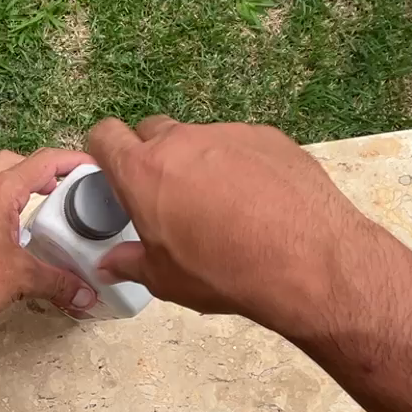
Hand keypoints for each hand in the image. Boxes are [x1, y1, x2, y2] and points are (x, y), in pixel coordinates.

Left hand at [0, 149, 99, 329]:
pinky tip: (7, 244)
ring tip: (37, 220)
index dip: (71, 160)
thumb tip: (84, 295)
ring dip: (17, 197)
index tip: (91, 166)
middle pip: (12, 164)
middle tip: (58, 189)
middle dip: (39, 172)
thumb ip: (57, 284)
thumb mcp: (20, 278)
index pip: (42, 162)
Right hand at [87, 116, 389, 339]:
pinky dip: (239, 166)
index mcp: (143, 172)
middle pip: (152, 132)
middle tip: (165, 196)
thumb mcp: (163, 278)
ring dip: (197, 164)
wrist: (307, 262)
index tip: (113, 172)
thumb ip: (130, 263)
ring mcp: (227, 134)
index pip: (105, 136)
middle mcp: (181, 142)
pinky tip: (255, 202)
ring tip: (219, 208)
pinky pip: (239, 145)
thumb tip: (110, 264)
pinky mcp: (268, 137)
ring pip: (198, 140)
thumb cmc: (223, 271)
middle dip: (152, 157)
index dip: (104, 151)